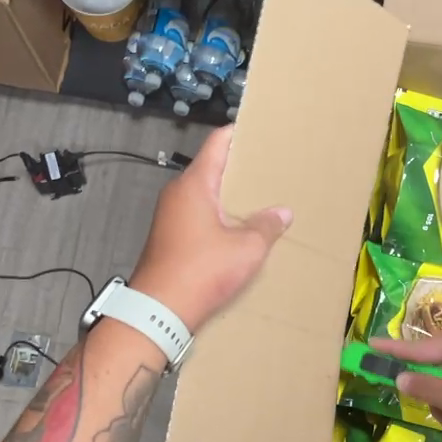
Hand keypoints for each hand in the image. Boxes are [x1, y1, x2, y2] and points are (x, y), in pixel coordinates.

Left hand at [129, 125, 290, 332]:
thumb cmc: (202, 271)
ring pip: (206, 195)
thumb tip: (282, 213)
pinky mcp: (171, 238)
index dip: (239, 133)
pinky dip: (221, 216)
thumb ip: (266, 226)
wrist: (159, 311)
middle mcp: (178, 194)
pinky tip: (241, 229)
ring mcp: (171, 217)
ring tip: (263, 199)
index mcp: (194, 185)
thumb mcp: (246, 249)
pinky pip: (200, 216)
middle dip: (241, 168)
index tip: (262, 130)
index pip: (217, 143)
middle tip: (273, 168)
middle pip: (212, 168)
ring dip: (232, 196)